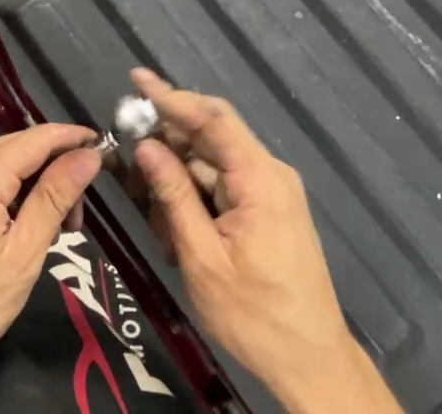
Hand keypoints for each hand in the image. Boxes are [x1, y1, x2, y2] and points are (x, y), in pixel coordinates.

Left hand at [0, 122, 103, 413]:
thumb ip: (55, 197)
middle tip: (79, 216)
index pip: (38, 137)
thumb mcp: (23, 254)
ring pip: (1, 162)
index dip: (74, 138)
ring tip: (53, 229)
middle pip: (19, 147)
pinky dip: (9, 192)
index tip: (108, 149)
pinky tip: (21, 226)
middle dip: (56, 168)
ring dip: (33, 183)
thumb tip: (89, 155)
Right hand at [129, 68, 401, 413]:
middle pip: (211, 135)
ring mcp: (271, 191)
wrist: (312, 361)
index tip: (136, 79)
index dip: (172, 96)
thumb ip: (174, 196)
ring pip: (212, 163)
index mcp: (260, 180)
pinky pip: (222, 184)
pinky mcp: (268, 208)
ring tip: (154, 216)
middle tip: (129, 161)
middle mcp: (270, 174)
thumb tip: (146, 146)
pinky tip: (174, 226)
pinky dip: (194, 196)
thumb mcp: (203, 258)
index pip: (213, 119)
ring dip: (177, 178)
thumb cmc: (256, 315)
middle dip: (167, 141)